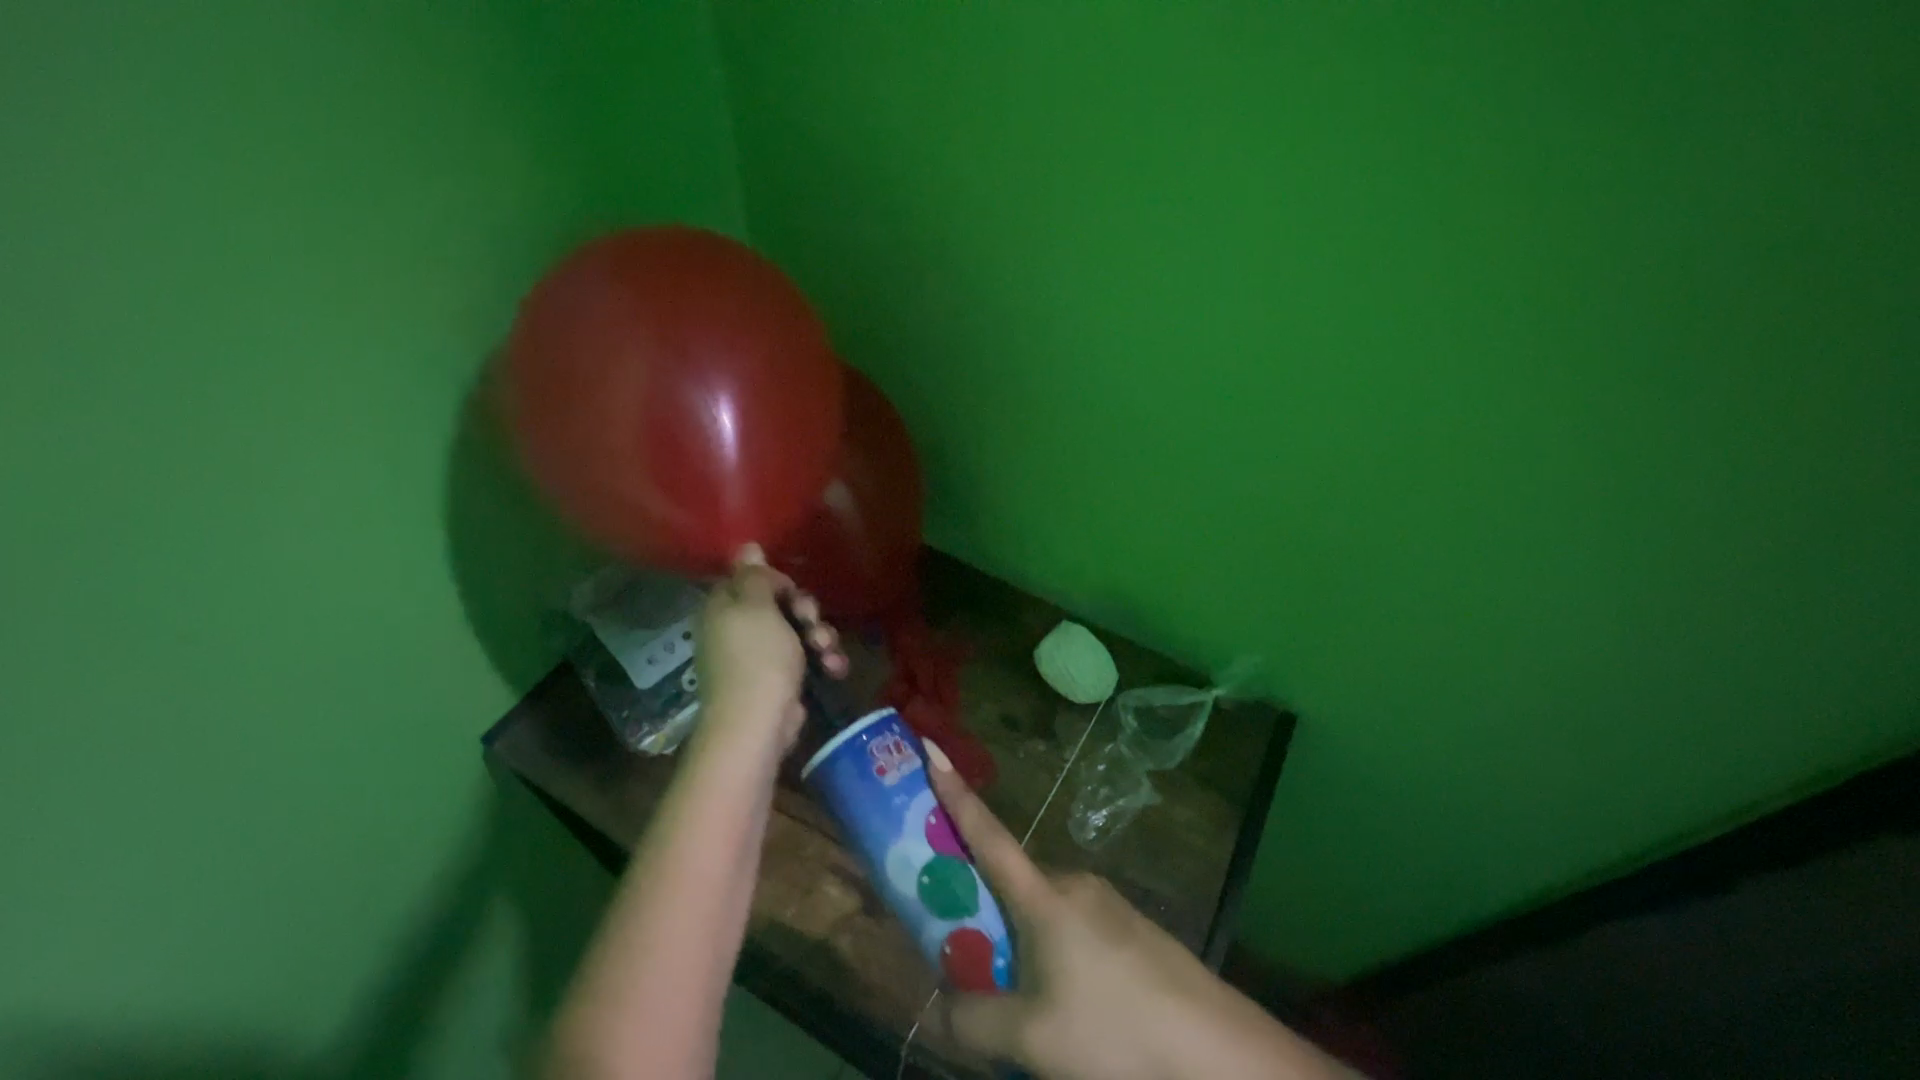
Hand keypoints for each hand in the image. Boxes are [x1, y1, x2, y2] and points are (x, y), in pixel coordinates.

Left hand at [693, 545, 846, 755]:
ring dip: (820, 636)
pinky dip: (822, 660)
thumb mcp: (756, 606)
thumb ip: (754, 575)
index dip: (777, 582)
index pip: (750, 580)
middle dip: (805, 610)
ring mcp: (758, 657)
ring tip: (827, 651)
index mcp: (724, 607)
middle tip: (811, 620)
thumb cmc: (757, 658)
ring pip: (798, 631)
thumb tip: (747, 546)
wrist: (758, 722)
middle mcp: (737, 629)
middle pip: (779, 604)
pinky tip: (834, 669)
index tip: (792, 592)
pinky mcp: (779, 680)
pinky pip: (805, 659)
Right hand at [923, 743, 1355, 1079]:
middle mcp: (1073, 886)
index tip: (931, 748)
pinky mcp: (1132, 931)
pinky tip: (1069, 1012)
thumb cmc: (1115, 1028)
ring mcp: (1108, 906)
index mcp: (1043, 897)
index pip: (986, 834)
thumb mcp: (1028, 1037)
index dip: (953, 792)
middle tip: (966, 965)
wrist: (1218, 1052)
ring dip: (1018, 949)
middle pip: (1008, 889)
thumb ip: (971, 1019)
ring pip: (1041, 919)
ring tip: (1023, 1010)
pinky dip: (1052, 962)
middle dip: (979, 916)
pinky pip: (1072, 936)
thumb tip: (946, 1005)